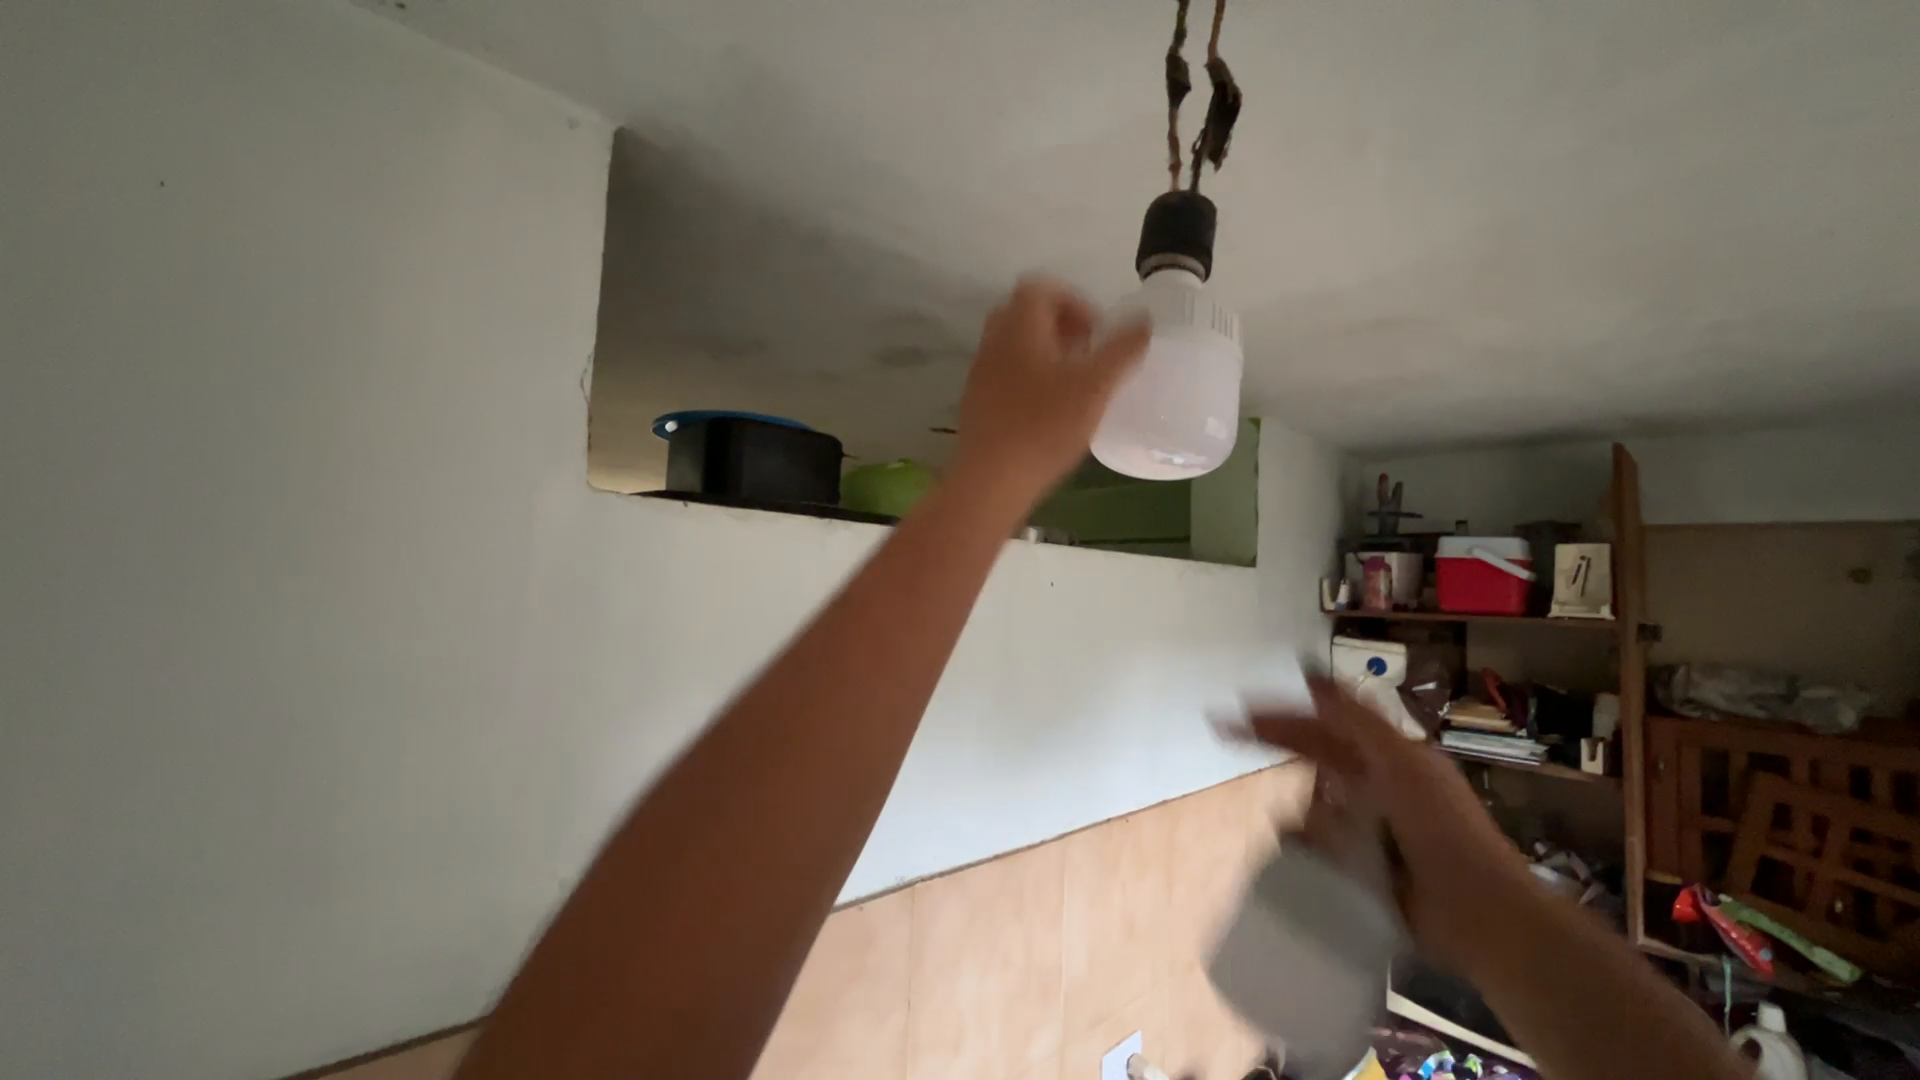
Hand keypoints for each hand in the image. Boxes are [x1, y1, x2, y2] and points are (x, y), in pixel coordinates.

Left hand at [947, 277, 1149, 510]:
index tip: (1097, 333)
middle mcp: (993, 344)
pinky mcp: (976, 404)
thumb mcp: (1094, 387)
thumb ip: (1122, 350)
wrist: (990, 481)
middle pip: (1025, 314)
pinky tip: (1049, 412)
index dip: (1074, 301)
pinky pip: (1005, 375)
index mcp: (1018, 328)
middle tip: (1087, 354)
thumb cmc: (1043, 428)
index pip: (1040, 289)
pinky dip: (1030, 380)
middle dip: (1060, 326)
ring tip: (1073, 385)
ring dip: (1045, 354)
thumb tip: (1144, 321)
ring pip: (1014, 347)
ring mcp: (980, 374)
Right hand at [1223, 676, 1535, 975]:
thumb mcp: (1400, 763)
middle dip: (1276, 741)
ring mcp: (1371, 824)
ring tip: (1263, 787)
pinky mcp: (1365, 862)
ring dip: (1293, 794)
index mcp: (1391, 755)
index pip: (1325, 723)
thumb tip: (1311, 673)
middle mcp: (1379, 783)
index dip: (1284, 713)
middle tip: (1225, 731)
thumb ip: (1355, 719)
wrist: (1478, 914)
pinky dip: (1303, 833)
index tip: (1239, 707)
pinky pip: (1321, 838)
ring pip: (1315, 797)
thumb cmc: (1442, 830)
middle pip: (1316, 753)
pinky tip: (1289, 834)